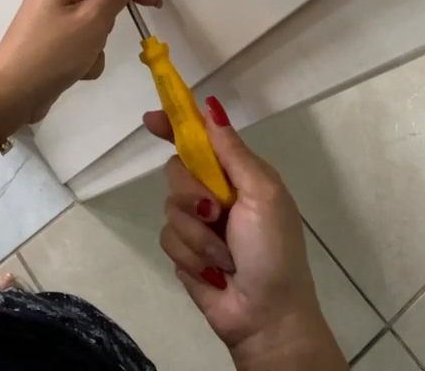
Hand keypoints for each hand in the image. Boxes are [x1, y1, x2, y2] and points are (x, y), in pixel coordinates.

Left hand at [0, 0, 160, 133]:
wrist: (13, 94)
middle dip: (106, 24)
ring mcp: (50, 20)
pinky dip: (84, 58)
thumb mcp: (92, 21)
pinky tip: (73, 72)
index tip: (153, 6)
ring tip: (80, 60)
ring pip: (93, 26)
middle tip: (94, 38)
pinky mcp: (50, 43)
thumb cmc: (53, 53)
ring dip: (95, 47)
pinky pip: (80, 44)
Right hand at [145, 102, 344, 370]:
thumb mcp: (262, 194)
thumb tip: (210, 106)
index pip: (198, 137)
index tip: (150, 120)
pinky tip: (213, 272)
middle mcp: (214, 192)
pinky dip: (191, 255)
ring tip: (224, 257)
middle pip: (175, 169)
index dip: (173, 124)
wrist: (268, 318)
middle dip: (191, 192)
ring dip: (197, 234)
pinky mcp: (184, 250)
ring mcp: (197, 221)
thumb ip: (232, 150)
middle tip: (215, 212)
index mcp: (236, 173)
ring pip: (169, 205)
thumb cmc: (274, 251)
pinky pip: (167, 237)